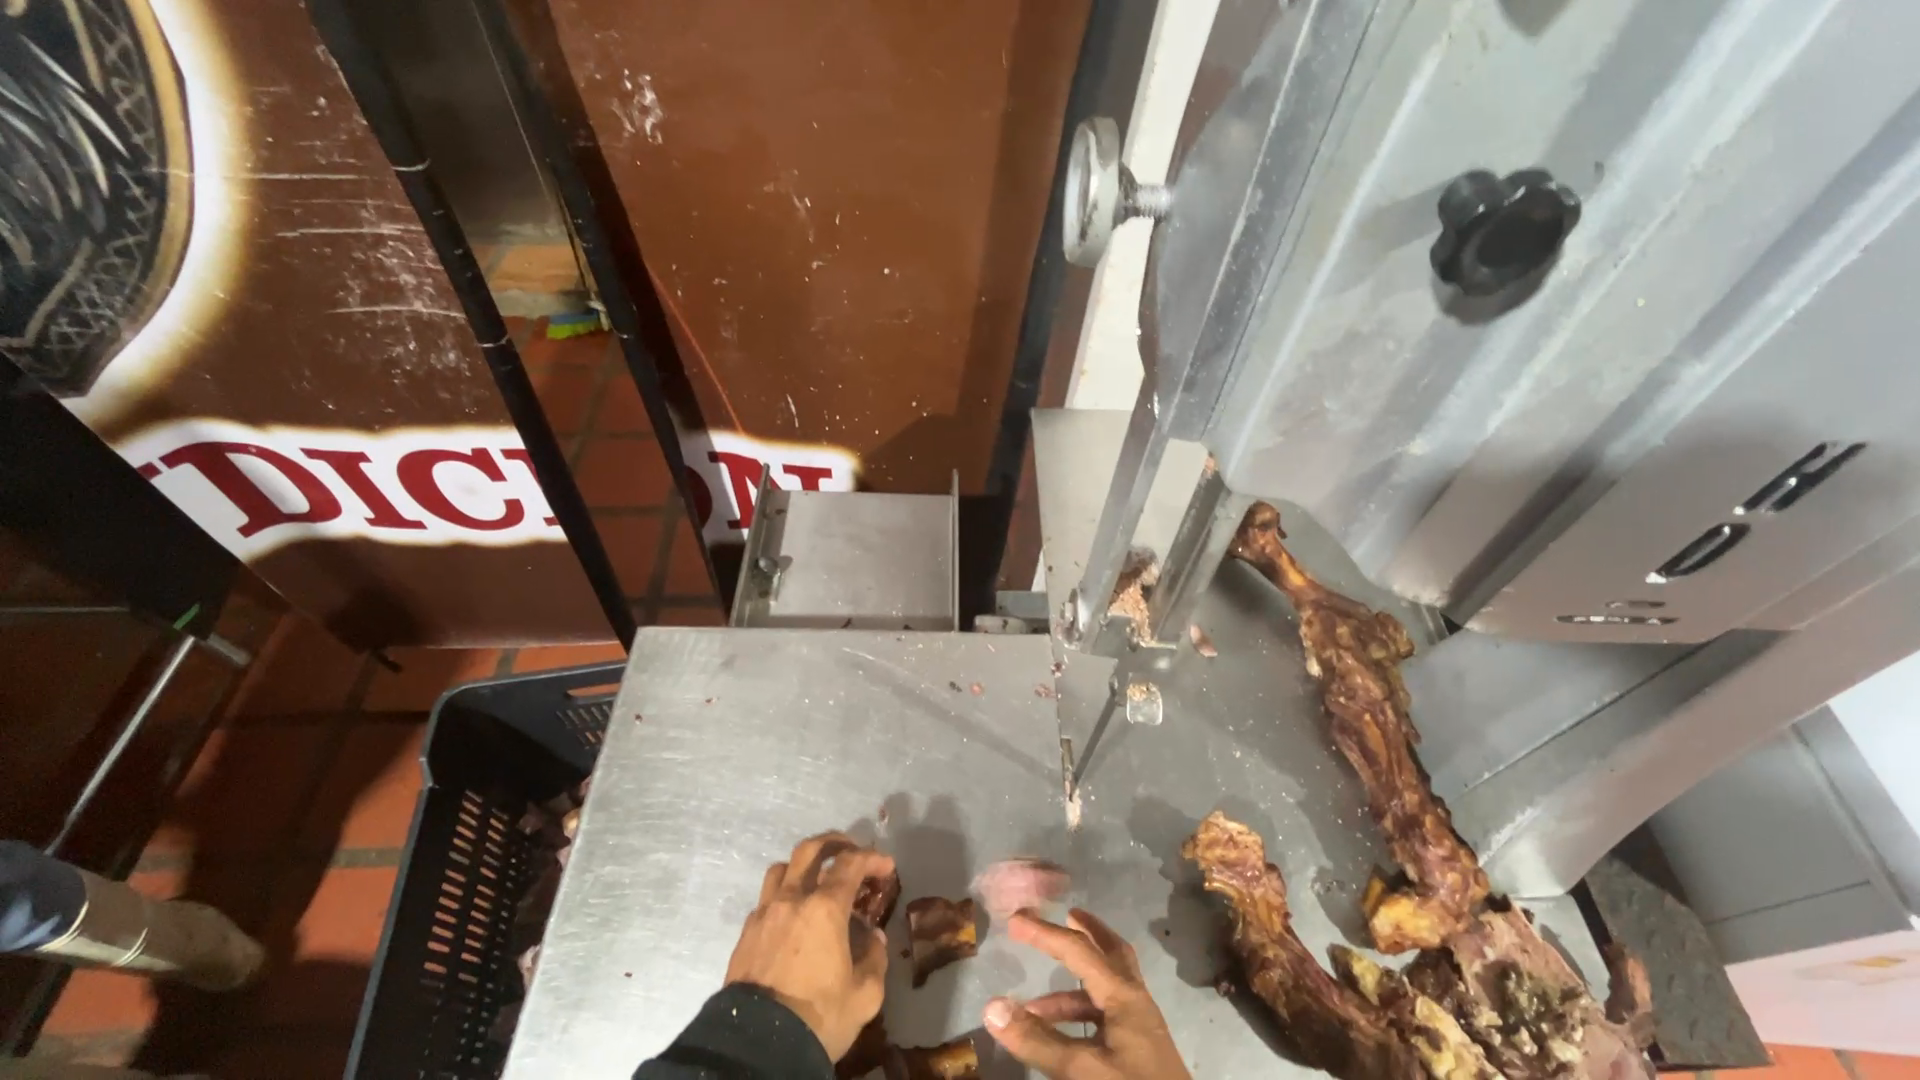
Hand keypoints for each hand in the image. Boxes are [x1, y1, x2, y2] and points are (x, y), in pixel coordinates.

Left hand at [725, 833, 894, 1061]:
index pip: (850, 864)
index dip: (872, 858)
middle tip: (851, 851)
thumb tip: (872, 937)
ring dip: (803, 867)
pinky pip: (766, 900)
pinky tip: (793, 918)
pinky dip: (784, 897)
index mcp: (824, 909)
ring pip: (781, 869)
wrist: (759, 1046)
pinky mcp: (746, 934)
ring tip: (817, 881)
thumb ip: (874, 959)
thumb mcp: (865, 996)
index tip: (886, 867)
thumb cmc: (819, 1017)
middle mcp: (791, 900)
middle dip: (835, 843)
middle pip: (810, 850)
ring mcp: (764, 915)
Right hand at [983, 909, 1190, 1079]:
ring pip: (1106, 990)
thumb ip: (1038, 1040)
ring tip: (1033, 1003)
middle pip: (1112, 953)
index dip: (1044, 933)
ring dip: (1072, 988)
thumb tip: (991, 1007)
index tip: (1014, 919)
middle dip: (1089, 932)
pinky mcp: (1138, 1053)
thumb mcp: (1083, 1071)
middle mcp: (1135, 1003)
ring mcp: (1139, 1028)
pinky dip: (1079, 1016)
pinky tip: (1057, 1036)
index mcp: (1125, 996)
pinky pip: (1104, 1018)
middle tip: (1066, 915)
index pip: (1079, 951)